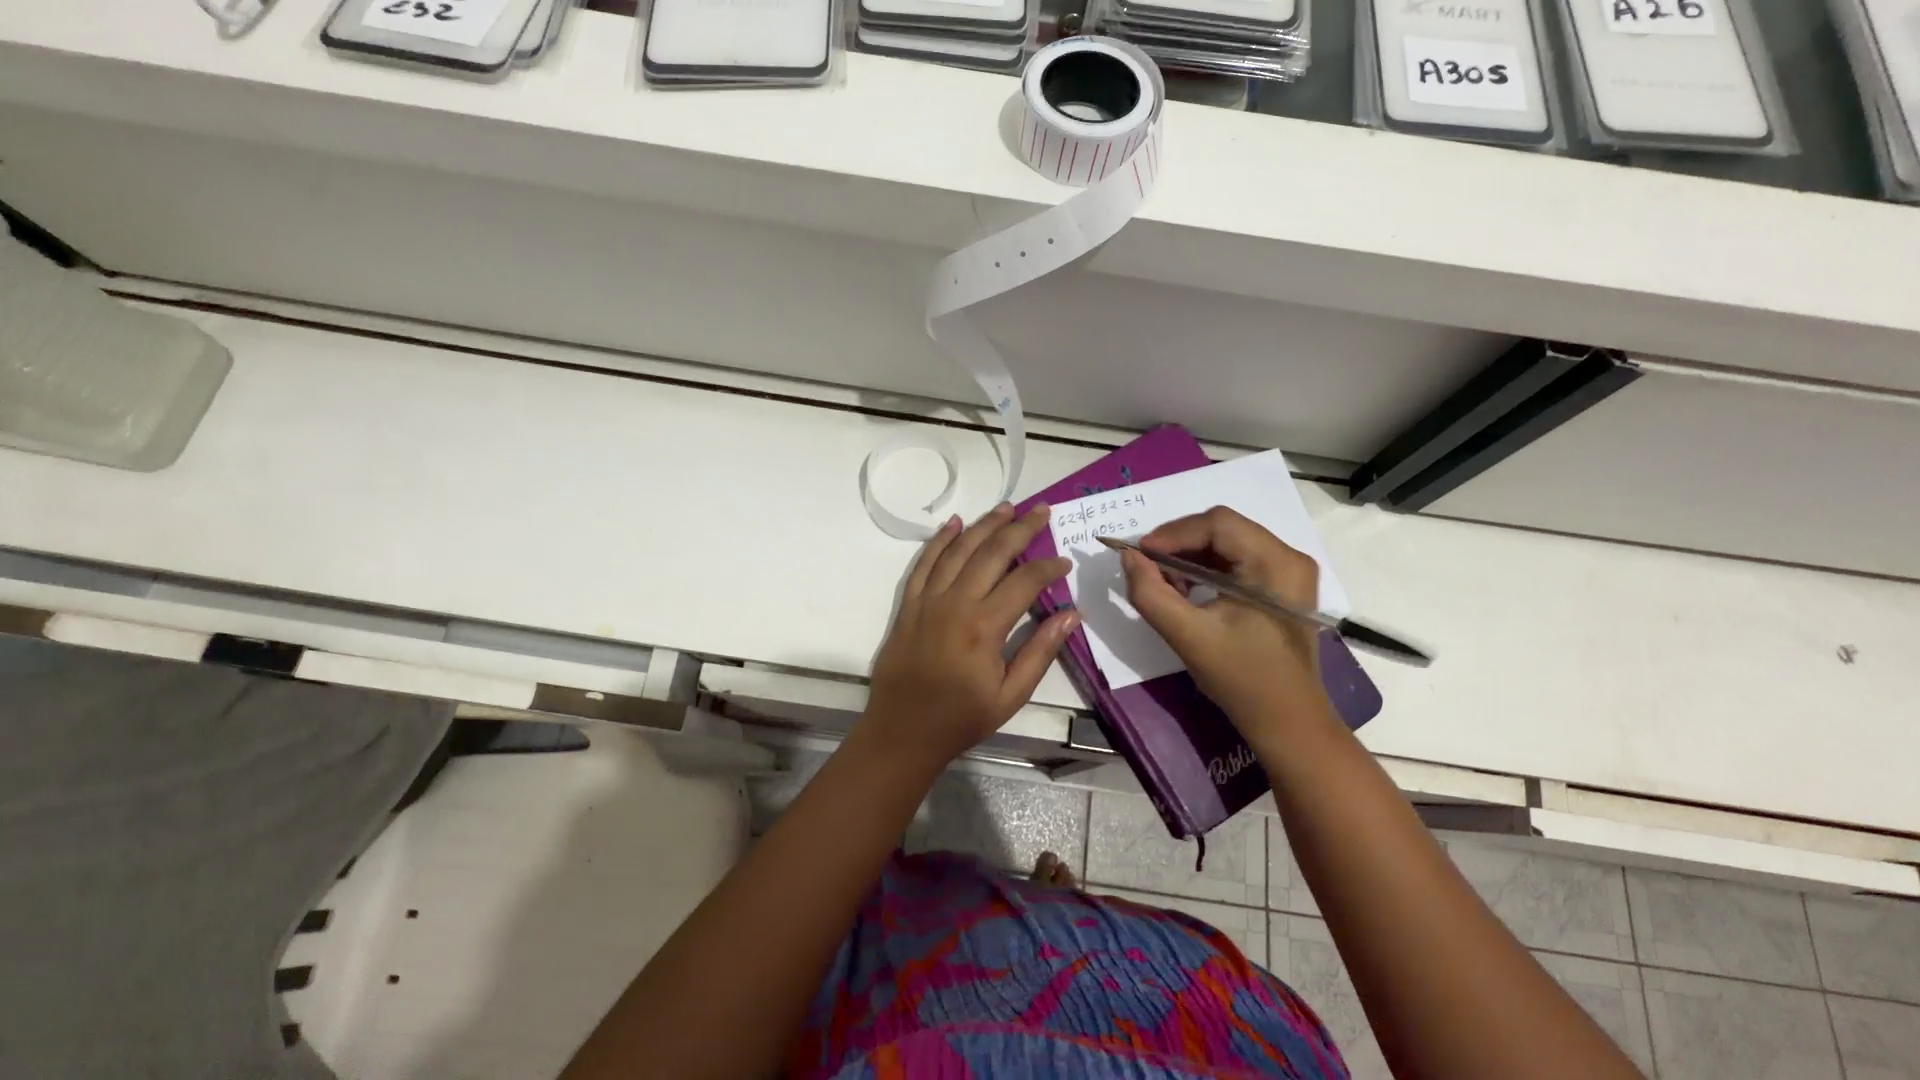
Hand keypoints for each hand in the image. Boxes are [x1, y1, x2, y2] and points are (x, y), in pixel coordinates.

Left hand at [859, 503, 1079, 770]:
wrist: (902, 731)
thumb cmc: (961, 718)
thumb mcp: (1011, 695)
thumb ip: (1041, 652)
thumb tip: (1070, 615)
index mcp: (984, 626)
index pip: (1024, 581)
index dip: (1048, 567)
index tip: (1065, 561)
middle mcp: (955, 603)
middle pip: (992, 553)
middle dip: (1020, 528)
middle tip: (1041, 510)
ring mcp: (928, 601)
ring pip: (958, 550)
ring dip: (984, 525)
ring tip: (1006, 507)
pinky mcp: (909, 605)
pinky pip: (924, 563)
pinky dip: (939, 541)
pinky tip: (954, 524)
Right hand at [1119, 506, 1331, 729]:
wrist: (1286, 720)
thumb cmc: (1242, 679)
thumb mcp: (1188, 637)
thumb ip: (1151, 594)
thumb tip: (1128, 557)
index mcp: (1276, 564)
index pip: (1218, 524)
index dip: (1173, 534)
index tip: (1139, 555)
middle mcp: (1289, 557)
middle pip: (1223, 529)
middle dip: (1180, 545)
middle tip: (1148, 569)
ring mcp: (1288, 570)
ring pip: (1227, 542)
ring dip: (1190, 557)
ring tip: (1165, 583)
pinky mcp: (1281, 584)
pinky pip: (1236, 560)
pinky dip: (1206, 569)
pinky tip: (1186, 590)